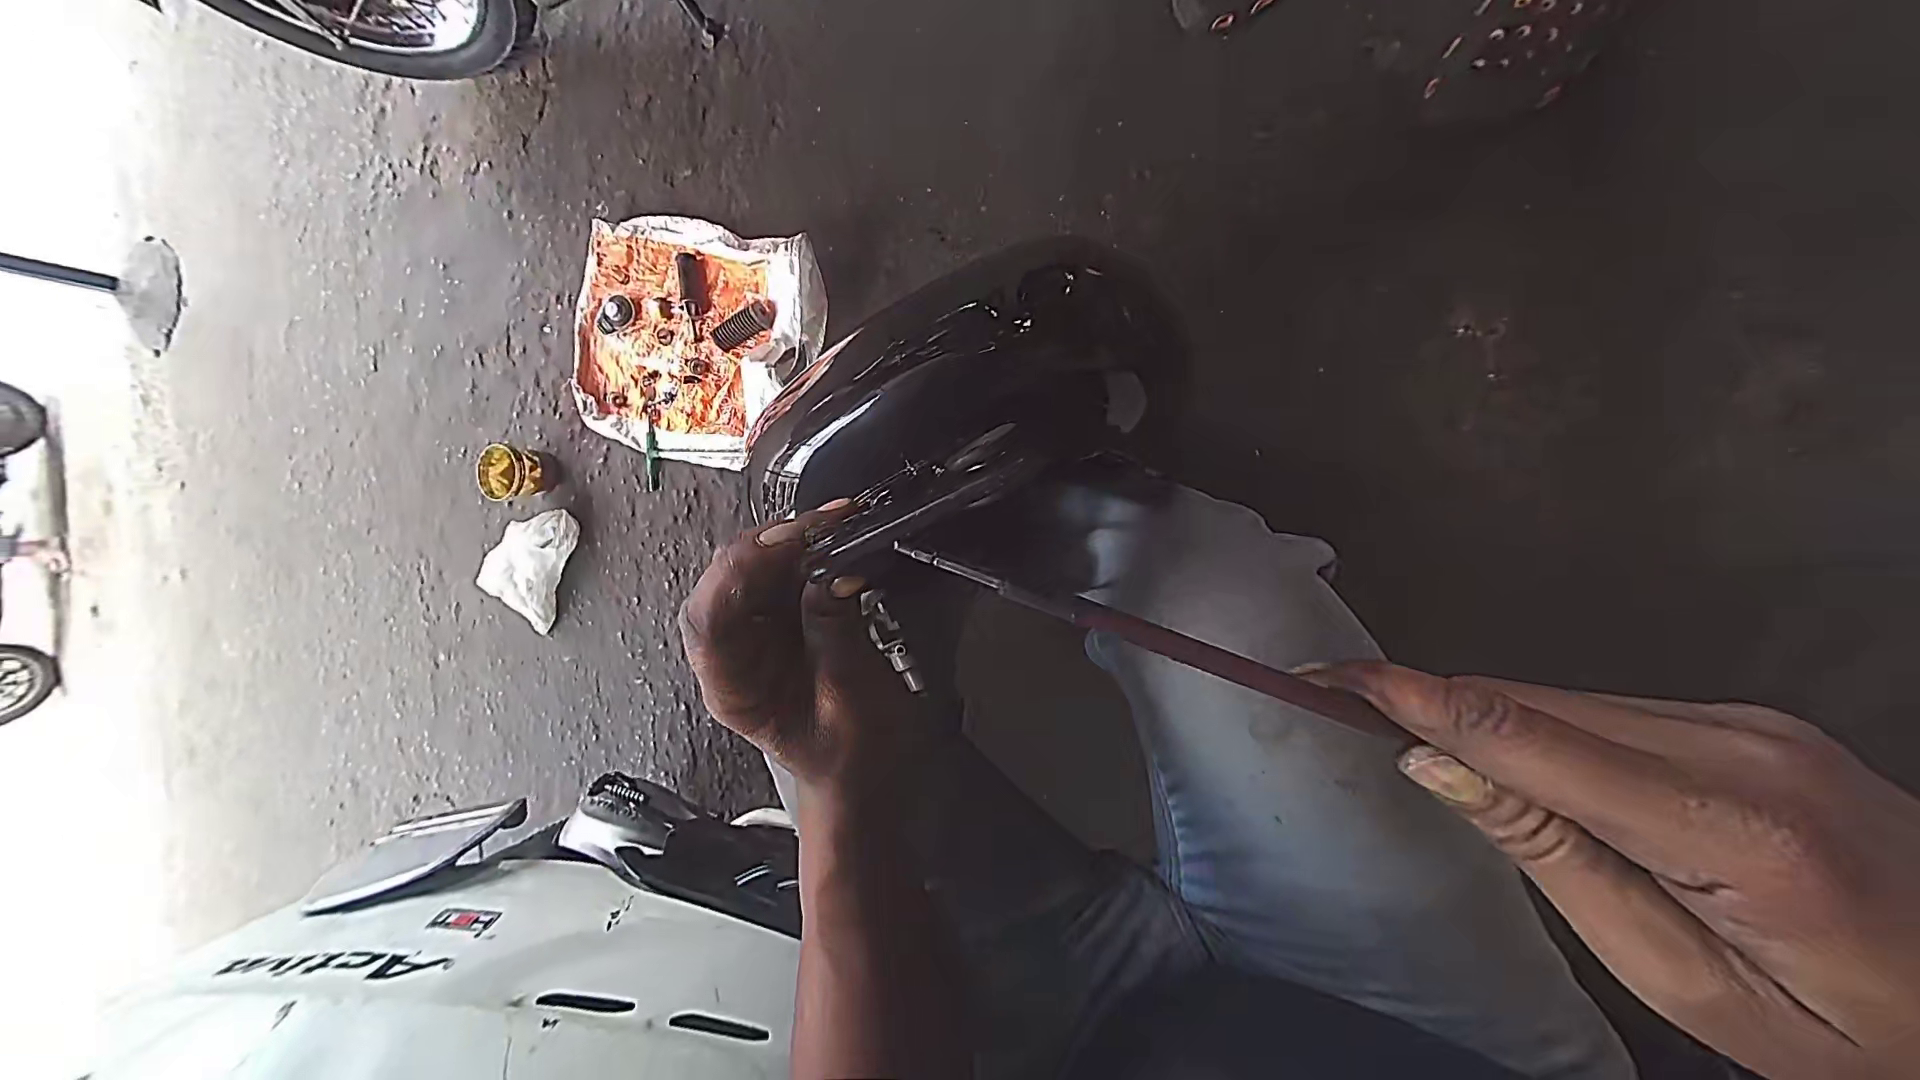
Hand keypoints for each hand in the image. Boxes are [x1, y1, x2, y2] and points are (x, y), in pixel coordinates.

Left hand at [679, 502, 919, 793]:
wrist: (861, 773)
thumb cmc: (848, 757)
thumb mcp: (850, 698)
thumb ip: (836, 631)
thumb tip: (833, 572)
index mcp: (732, 688)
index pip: (712, 616)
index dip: (743, 570)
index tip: (791, 542)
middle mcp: (732, 656)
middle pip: (726, 583)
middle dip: (771, 545)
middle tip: (821, 524)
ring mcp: (754, 636)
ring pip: (752, 570)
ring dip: (792, 542)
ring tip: (833, 525)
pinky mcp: (780, 621)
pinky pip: (781, 576)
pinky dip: (807, 553)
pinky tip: (831, 540)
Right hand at [1298, 662, 1919, 1078]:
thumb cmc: (1848, 1030)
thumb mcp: (1677, 973)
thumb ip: (1544, 850)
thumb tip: (1430, 763)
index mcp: (1728, 824)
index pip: (1516, 730)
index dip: (1408, 696)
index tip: (1331, 675)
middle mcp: (1735, 745)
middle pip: (1523, 702)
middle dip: (1426, 705)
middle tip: (1347, 709)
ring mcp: (1743, 721)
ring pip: (1549, 697)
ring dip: (1475, 718)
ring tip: (1431, 751)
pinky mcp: (1738, 718)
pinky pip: (1590, 706)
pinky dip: (1527, 723)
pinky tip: (1518, 761)